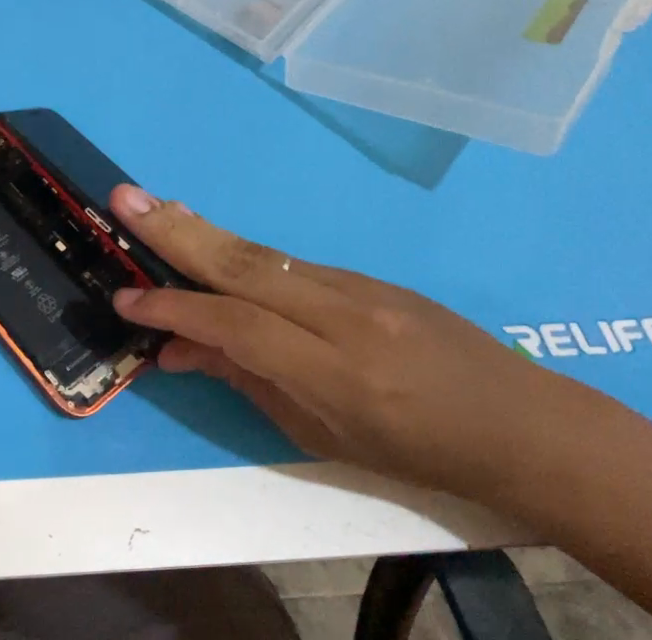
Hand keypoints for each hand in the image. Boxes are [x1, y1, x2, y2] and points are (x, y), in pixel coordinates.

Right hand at [108, 185, 601, 500]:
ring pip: (261, 253)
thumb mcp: (324, 436)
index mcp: (339, 373)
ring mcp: (360, 288)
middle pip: (245, 267)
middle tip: (123, 199)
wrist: (528, 427)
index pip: (238, 327)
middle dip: (176, 233)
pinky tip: (201, 235)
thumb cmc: (419, 453)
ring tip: (146, 203)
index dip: (176, 310)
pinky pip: (285, 261)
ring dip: (197, 228)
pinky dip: (233, 247)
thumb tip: (174, 348)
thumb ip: (246, 381)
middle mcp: (347, 317)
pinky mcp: (364, 276)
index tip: (123, 300)